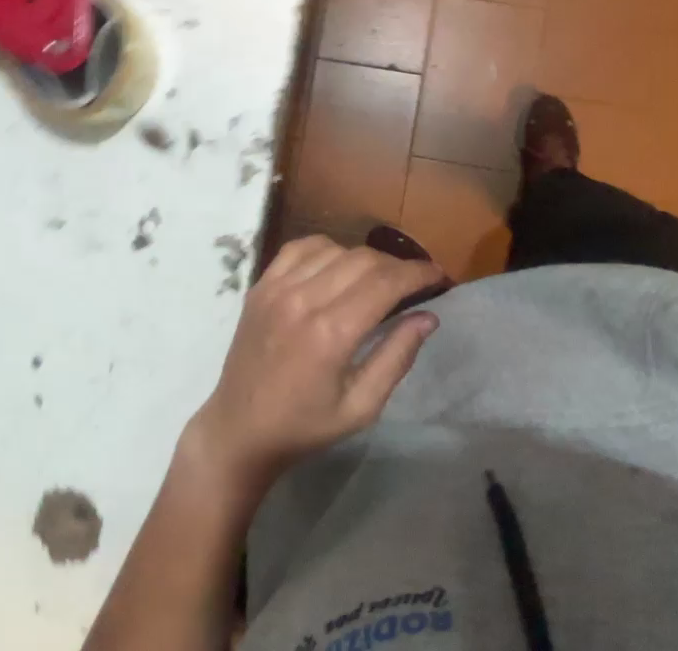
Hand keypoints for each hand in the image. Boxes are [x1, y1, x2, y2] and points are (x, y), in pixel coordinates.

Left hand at [184, 236, 444, 493]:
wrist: (239, 429)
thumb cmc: (304, 426)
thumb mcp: (361, 407)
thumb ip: (396, 358)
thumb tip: (428, 317)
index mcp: (331, 333)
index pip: (386, 282)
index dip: (418, 273)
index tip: (439, 276)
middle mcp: (303, 300)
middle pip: (364, 259)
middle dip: (397, 266)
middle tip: (413, 282)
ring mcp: (277, 288)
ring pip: (334, 249)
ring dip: (364, 258)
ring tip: (377, 278)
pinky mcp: (260, 286)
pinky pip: (299, 248)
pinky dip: (326, 249)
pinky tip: (337, 267)